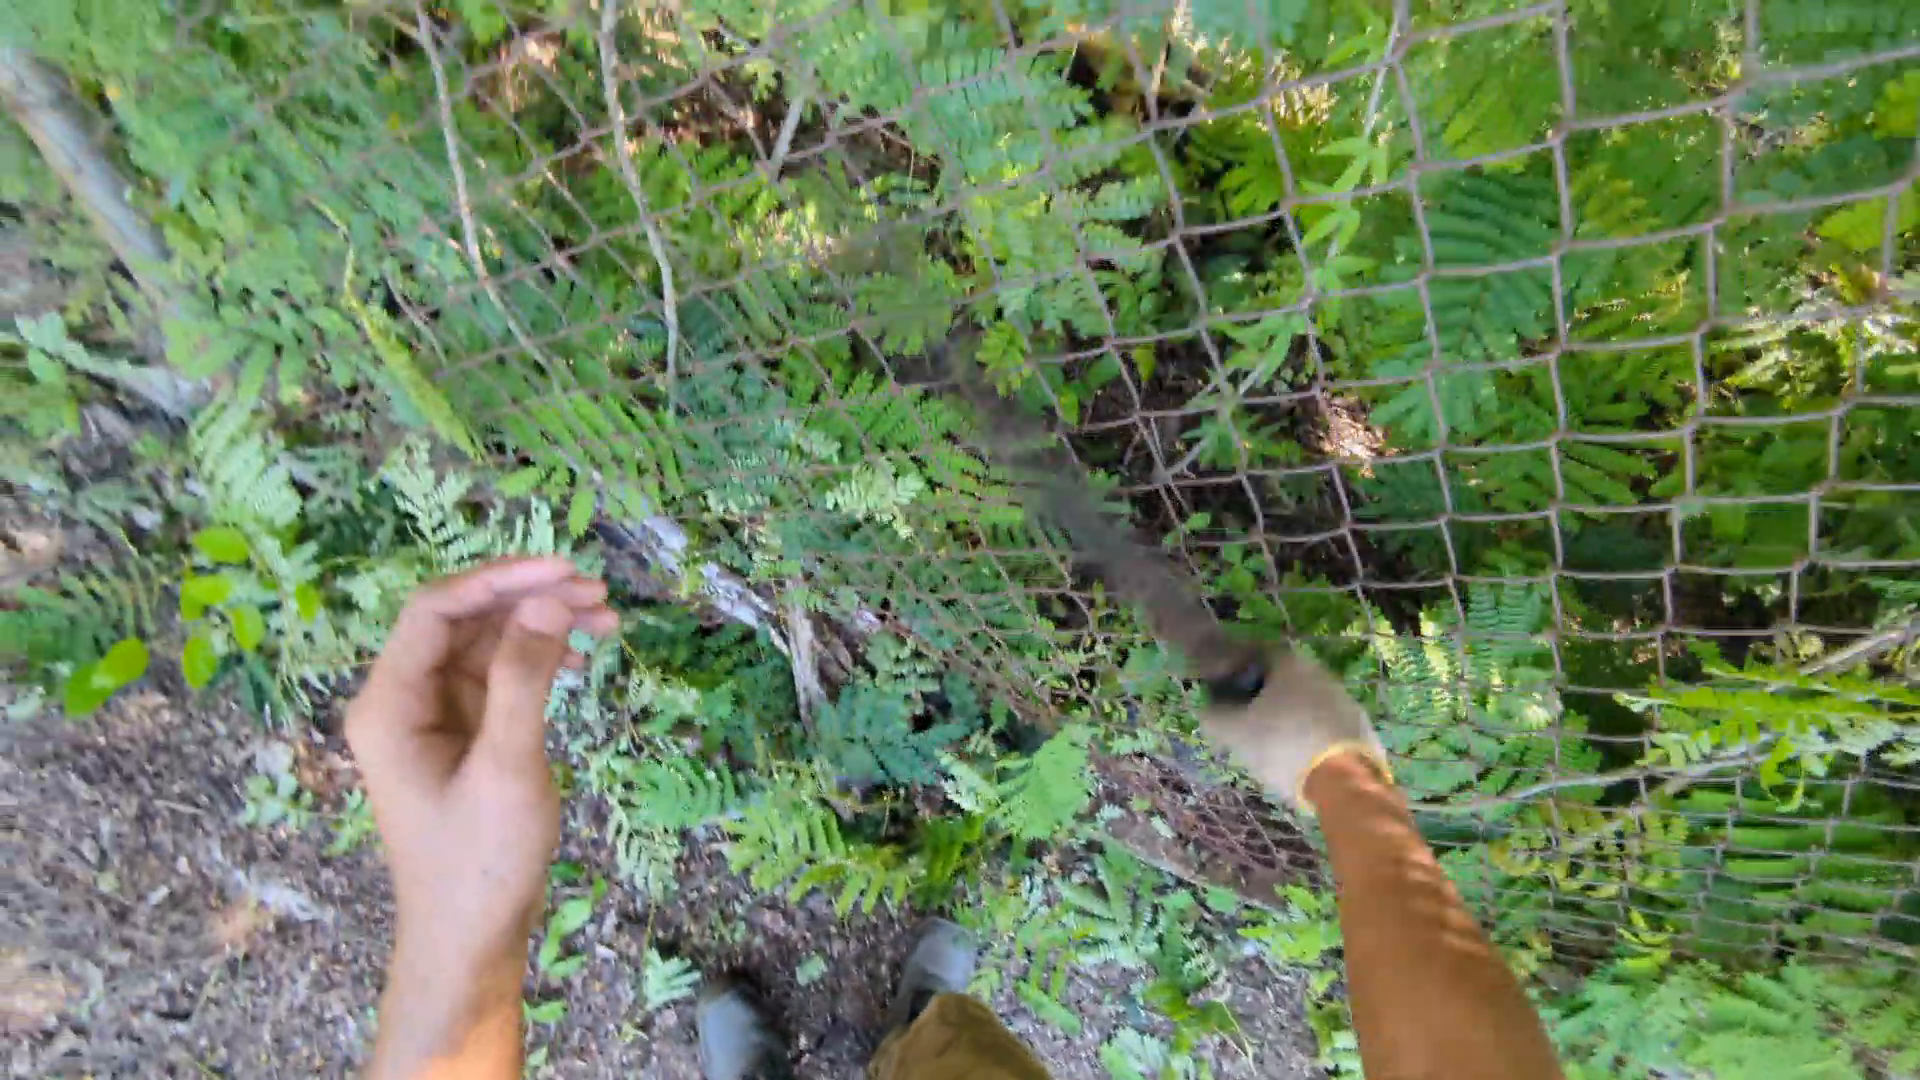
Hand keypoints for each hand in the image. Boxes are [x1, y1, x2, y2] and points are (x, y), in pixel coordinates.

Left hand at [344, 557, 616, 1078]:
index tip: (566, 571)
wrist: (475, 930)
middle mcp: (408, 698)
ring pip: (492, 642)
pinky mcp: (471, 729)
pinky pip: (506, 672)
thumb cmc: (482, 855)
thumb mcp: (507, 764)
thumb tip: (549, 601)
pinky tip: (584, 660)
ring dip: (546, 623)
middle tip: (600, 595)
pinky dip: (546, 657)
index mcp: (391, 703)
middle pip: (467, 619)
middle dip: (531, 598)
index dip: (500, 580)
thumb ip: (525, 679)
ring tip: (608, 619)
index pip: (436, 611)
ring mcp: (440, 713)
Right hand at [1200, 650, 1388, 808]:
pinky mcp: (1361, 729)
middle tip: (1244, 713)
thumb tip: (1205, 708)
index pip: (1257, 651)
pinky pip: (1325, 724)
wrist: (1345, 783)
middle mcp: (1320, 674)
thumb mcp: (1234, 732)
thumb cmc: (1282, 744)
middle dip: (1262, 692)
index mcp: (1289, 664)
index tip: (1224, 685)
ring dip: (1287, 713)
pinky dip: (1309, 733)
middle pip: (1283, 677)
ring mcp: (1345, 701)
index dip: (1236, 665)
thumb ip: (1214, 715)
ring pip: (1306, 701)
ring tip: (1270, 739)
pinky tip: (1298, 755)